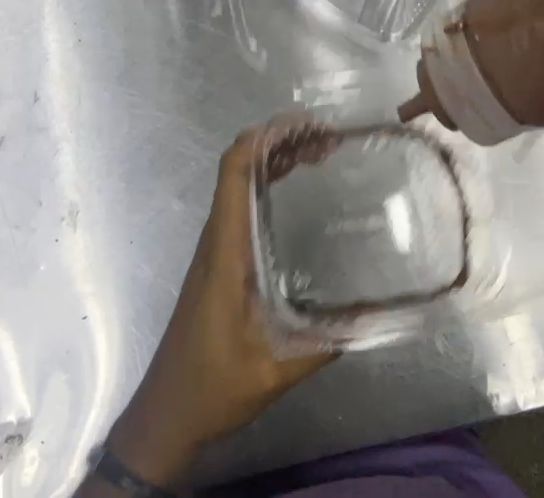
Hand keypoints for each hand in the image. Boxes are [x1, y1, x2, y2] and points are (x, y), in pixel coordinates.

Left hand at [103, 127, 335, 487]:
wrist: (166, 416)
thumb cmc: (212, 387)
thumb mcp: (276, 369)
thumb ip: (327, 343)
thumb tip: (377, 316)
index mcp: (225, 251)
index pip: (233, 172)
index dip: (264, 138)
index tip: (304, 126)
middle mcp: (217, 240)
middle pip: (240, 169)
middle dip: (281, 143)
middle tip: (328, 140)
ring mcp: (215, 251)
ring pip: (240, 186)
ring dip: (275, 162)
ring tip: (321, 154)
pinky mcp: (218, 265)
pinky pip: (242, 207)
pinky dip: (269, 187)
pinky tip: (298, 196)